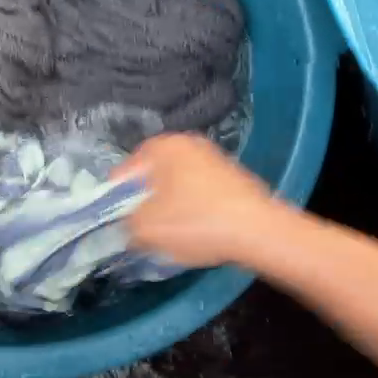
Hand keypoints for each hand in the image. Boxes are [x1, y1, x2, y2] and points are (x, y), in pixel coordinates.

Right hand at [119, 133, 290, 267]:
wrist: (261, 232)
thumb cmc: (198, 223)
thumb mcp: (146, 229)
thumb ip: (124, 222)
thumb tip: (127, 223)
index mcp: (161, 145)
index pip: (123, 173)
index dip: (116, 202)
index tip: (124, 225)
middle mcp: (185, 142)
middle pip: (150, 178)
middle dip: (145, 203)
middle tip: (148, 231)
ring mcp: (211, 157)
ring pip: (174, 186)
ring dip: (169, 207)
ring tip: (175, 235)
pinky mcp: (230, 176)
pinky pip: (198, 193)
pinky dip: (193, 209)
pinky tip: (200, 231)